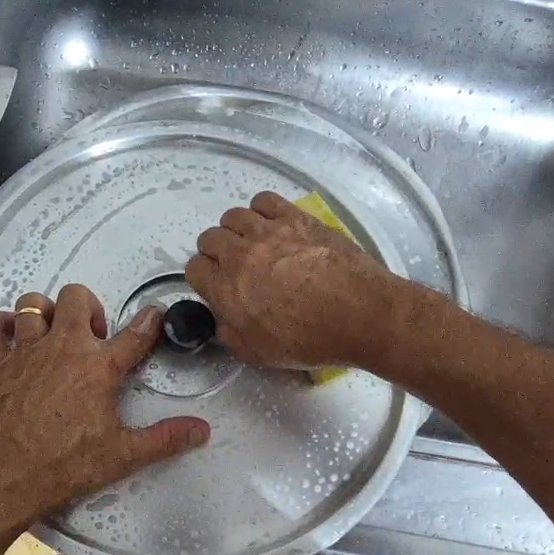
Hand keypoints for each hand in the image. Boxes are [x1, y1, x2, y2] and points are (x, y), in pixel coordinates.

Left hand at [0, 284, 210, 531]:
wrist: (8, 478)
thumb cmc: (68, 465)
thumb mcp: (124, 455)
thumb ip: (166, 438)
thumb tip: (202, 430)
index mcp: (98, 367)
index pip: (135, 333)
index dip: (150, 321)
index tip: (154, 316)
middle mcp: (62, 348)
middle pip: (76, 297)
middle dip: (89, 308)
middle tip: (93, 339)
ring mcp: (25, 352)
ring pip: (32, 304)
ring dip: (45, 312)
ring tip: (53, 335)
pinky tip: (10, 336)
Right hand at [186, 191, 402, 368]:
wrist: (359, 314)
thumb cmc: (308, 340)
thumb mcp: (257, 354)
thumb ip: (228, 334)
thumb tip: (220, 320)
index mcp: (226, 289)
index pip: (194, 269)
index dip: (204, 278)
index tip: (218, 286)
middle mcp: (240, 254)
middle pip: (209, 238)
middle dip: (216, 252)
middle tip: (235, 267)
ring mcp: (268, 231)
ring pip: (233, 216)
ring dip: (236, 230)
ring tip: (253, 244)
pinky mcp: (296, 218)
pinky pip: (264, 200)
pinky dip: (261, 210)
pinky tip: (272, 224)